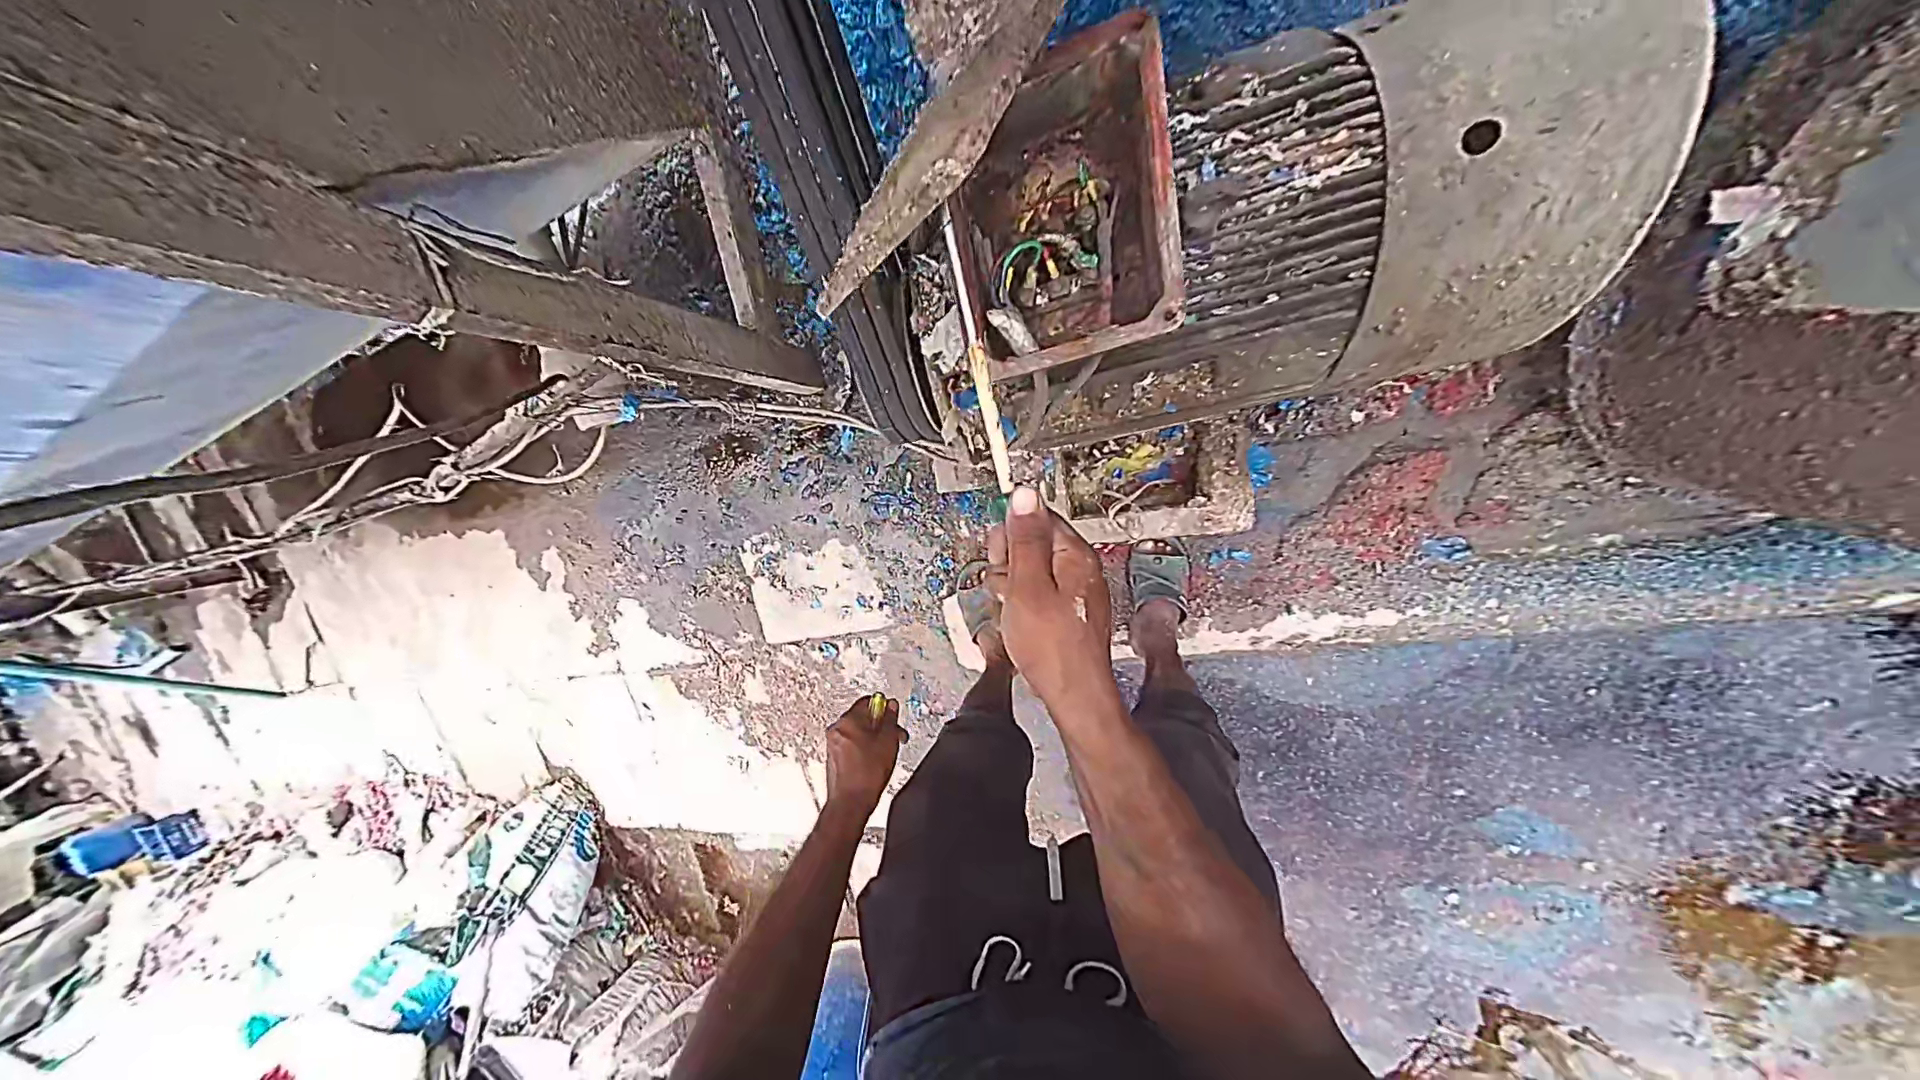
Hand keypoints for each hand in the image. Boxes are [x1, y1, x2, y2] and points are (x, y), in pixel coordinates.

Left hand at [824, 694, 901, 816]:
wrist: (851, 802)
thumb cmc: (867, 774)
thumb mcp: (888, 740)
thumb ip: (890, 719)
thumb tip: (890, 706)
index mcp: (848, 720)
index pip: (868, 701)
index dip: (884, 707)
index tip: (893, 716)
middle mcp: (837, 729)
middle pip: (862, 717)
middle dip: (880, 725)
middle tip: (893, 735)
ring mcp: (833, 744)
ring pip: (857, 732)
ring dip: (872, 737)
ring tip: (885, 751)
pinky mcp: (834, 758)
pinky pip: (851, 745)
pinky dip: (863, 749)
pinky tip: (874, 762)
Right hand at [991, 487, 1117, 707]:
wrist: (1073, 694)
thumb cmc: (1051, 645)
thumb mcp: (1027, 586)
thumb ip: (1024, 539)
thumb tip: (1024, 495)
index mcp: (1074, 555)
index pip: (1039, 519)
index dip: (1011, 535)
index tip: (999, 557)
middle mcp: (1079, 569)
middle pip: (1033, 544)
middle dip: (1009, 562)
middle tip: (1005, 588)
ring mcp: (1074, 592)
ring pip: (1030, 571)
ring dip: (1011, 586)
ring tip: (1011, 610)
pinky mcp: (1067, 613)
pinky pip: (1036, 595)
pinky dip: (1021, 604)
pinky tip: (1018, 623)